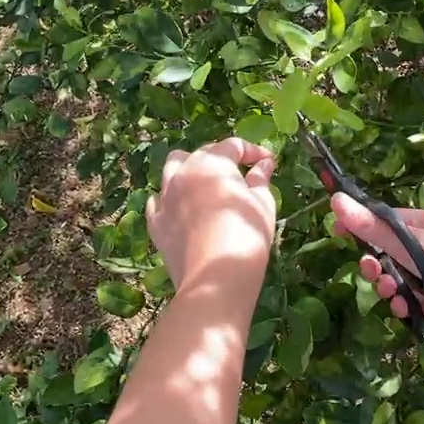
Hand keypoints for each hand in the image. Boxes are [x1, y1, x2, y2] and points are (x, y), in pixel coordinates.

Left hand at [147, 138, 278, 290]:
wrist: (217, 277)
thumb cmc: (247, 233)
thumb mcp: (263, 203)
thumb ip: (260, 179)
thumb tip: (264, 165)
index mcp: (212, 162)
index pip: (234, 145)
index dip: (254, 151)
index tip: (268, 162)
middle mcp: (184, 172)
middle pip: (202, 154)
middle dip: (222, 159)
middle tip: (241, 174)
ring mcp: (165, 197)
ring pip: (173, 170)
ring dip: (190, 171)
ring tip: (205, 185)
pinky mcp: (155, 222)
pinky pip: (159, 202)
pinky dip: (171, 200)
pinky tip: (182, 209)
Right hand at [331, 193, 423, 348]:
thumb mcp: (414, 246)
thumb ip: (374, 229)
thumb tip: (336, 200)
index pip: (388, 219)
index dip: (362, 226)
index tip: (336, 234)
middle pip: (391, 250)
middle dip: (377, 262)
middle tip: (369, 272)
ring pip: (400, 276)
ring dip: (389, 285)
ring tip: (390, 295)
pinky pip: (413, 297)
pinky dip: (406, 302)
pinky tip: (404, 310)